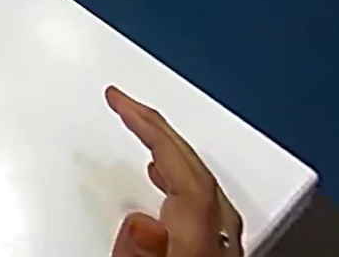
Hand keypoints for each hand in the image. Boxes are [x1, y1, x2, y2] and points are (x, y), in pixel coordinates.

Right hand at [107, 87, 243, 256]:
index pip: (187, 175)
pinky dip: (184, 180)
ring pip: (211, 193)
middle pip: (202, 178)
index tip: (117, 97)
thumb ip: (139, 253)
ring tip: (143, 128)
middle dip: (161, 129)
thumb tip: (144, 220)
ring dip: (175, 151)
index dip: (152, 127)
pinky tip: (162, 180)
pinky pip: (210, 211)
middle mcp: (221, 251)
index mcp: (199, 247)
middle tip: (124, 100)